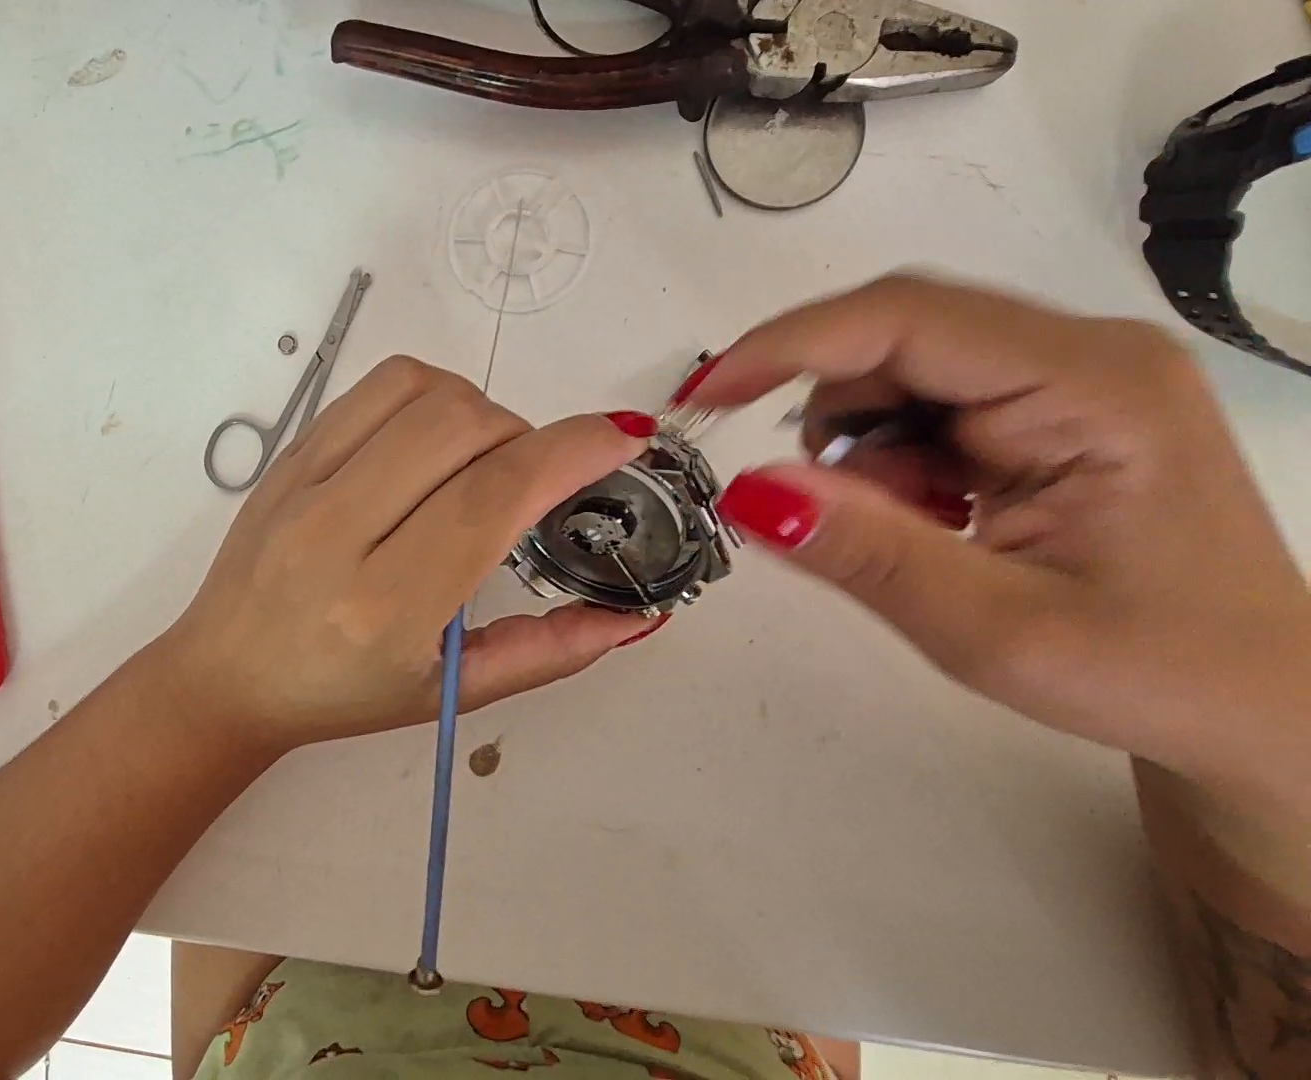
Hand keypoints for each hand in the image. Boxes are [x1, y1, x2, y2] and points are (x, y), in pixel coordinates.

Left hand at [151, 356, 666, 755]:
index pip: (491, 498)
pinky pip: (370, 389)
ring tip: (481, 457)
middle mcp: (336, 534)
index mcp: (384, 607)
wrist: (228, 677)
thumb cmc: (340, 695)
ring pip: (416, 390)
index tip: (620, 439)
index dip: (569, 453)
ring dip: (478, 407)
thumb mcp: (448, 693)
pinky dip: (426, 395)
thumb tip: (630, 616)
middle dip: (525, 434)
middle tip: (531, 477)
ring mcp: (301, 485)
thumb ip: (544, 654)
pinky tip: (431, 441)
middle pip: (458, 427)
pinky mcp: (285, 457)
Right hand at [684, 275, 1310, 813]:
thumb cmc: (1152, 670)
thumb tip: (745, 490)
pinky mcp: (1042, 412)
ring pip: (897, 378)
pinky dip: (885, 464)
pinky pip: (920, 410)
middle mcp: (1079, 357)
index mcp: (1091, 385)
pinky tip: (923, 519)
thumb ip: (865, 553)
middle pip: (895, 341)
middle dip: (830, 418)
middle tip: (815, 507)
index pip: (905, 320)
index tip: (703, 396)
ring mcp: (1064, 380)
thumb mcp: (990, 628)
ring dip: (859, 452)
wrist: (1257, 703)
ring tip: (902, 531)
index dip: (787, 345)